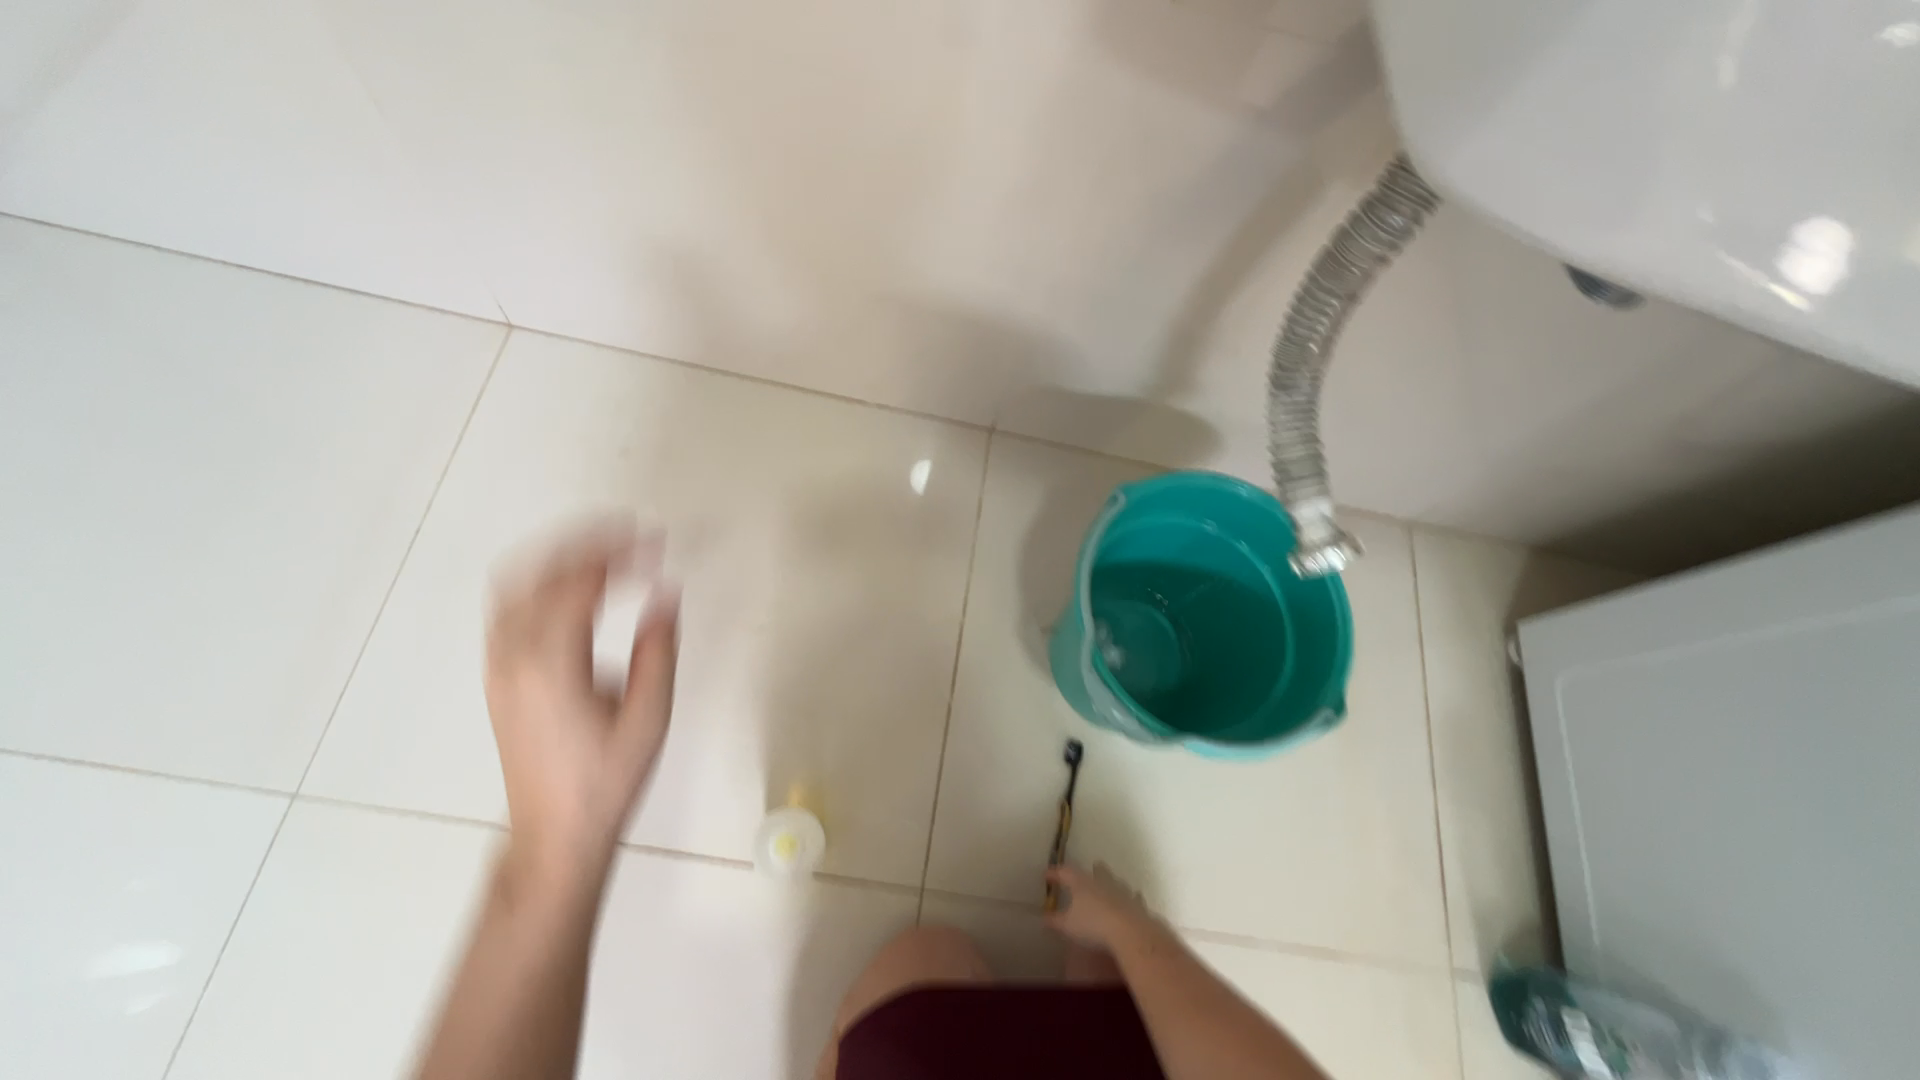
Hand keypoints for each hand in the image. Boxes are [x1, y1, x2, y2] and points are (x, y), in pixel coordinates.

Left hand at [485, 525, 680, 873]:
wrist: (552, 834)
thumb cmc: (605, 781)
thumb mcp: (649, 718)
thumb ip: (657, 651)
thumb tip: (666, 596)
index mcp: (551, 663)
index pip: (582, 583)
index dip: (622, 554)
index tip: (657, 543)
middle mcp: (513, 655)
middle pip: (540, 571)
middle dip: (587, 541)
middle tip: (632, 534)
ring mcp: (497, 665)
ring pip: (514, 584)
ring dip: (559, 556)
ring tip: (604, 550)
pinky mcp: (496, 676)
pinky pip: (507, 607)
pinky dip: (539, 580)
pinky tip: (569, 587)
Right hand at [1044, 862, 1159, 950]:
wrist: (1129, 931)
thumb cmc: (1093, 925)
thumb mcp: (1068, 926)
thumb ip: (1054, 921)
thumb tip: (1042, 918)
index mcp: (1081, 883)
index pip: (1065, 872)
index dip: (1054, 873)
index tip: (1046, 875)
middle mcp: (1101, 882)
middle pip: (1097, 871)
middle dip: (1092, 870)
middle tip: (1090, 869)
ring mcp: (1121, 891)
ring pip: (1115, 881)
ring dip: (1111, 882)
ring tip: (1109, 885)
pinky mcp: (1136, 904)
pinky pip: (1133, 897)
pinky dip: (1130, 897)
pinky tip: (1133, 898)